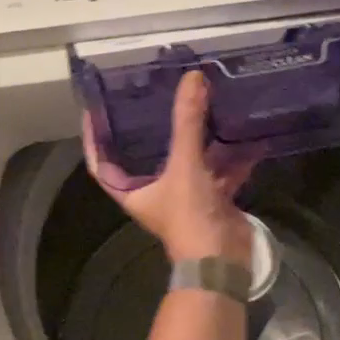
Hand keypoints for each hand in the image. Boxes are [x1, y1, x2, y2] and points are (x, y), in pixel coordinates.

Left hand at [82, 70, 256, 263]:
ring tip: (204, 100)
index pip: (102, 162)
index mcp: (133, 190)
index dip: (95, 137)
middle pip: (148, 154)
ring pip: (189, 159)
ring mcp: (186, 196)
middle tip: (154, 91)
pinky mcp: (213, 200)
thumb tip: (193, 78)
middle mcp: (156, 192)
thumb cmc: (189, 217)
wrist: (223, 261)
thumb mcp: (185, 166)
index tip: (94, 108)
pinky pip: (220, 170)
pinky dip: (232, 154)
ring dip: (199, 135)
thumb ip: (188, 122)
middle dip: (154, 126)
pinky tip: (244, 131)